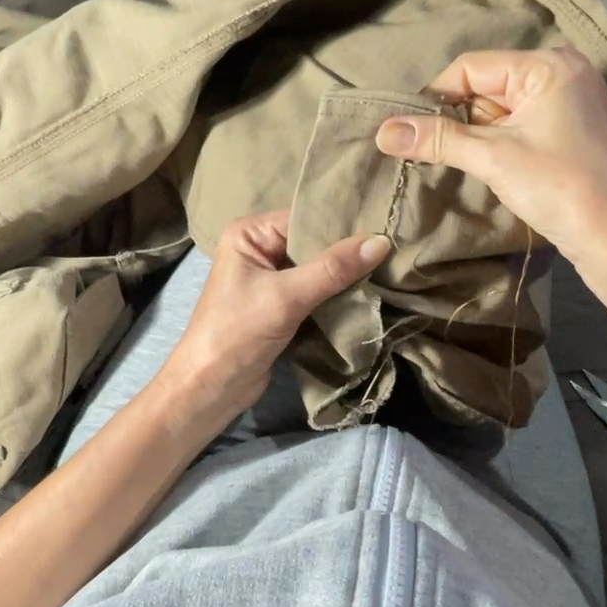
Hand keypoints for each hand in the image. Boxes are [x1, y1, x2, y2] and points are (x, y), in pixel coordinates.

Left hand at [155, 210, 390, 434]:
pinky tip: (371, 293)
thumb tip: (381, 241)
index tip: (385, 224)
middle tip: (395, 249)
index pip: (304, 218)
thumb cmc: (236, 333)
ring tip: (390, 269)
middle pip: (314, 243)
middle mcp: (259, 251)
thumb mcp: (286, 297)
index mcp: (250, 234)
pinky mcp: (282, 308)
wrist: (211, 389)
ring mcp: (271, 281)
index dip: (342, 223)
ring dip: (347, 277)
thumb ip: (333, 269)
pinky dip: (339, 296)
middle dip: (349, 251)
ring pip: (319, 270)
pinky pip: (317, 293)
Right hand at [373, 48, 606, 286]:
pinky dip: (497, 145)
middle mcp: (560, 73)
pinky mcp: (567, 132)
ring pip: (498, 110)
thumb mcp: (492, 157)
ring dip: (476, 137)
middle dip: (458, 120)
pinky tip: (491, 170)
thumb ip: (437, 139)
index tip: (412, 134)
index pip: (470, 68)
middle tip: (438, 155)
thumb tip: (382, 131)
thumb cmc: (559, 186)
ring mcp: (567, 103)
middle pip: (483, 87)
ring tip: (469, 166)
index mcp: (547, 65)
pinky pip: (517, 126)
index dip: (436, 99)